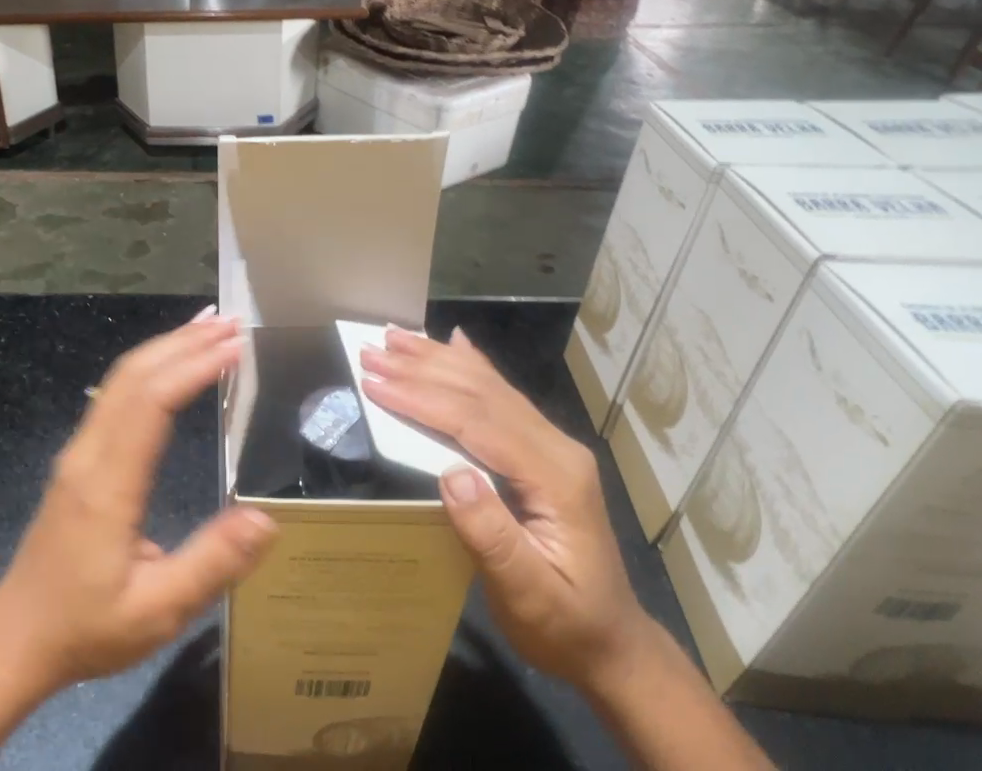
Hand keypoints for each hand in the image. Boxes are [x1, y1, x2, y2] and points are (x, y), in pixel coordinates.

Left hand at [0, 312, 278, 690]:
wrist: (18, 637)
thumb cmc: (88, 628)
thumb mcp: (158, 610)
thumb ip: (212, 564)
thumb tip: (268, 518)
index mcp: (107, 485)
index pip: (150, 403)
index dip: (193, 367)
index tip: (236, 347)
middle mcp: (88, 456)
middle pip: (133, 377)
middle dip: (183, 342)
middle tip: (233, 322)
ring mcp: (78, 455)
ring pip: (119, 382)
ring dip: (165, 349)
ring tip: (209, 328)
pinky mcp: (78, 462)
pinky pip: (114, 399)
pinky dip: (148, 370)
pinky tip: (170, 367)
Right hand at [359, 327, 657, 690]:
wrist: (612, 643)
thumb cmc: (564, 624)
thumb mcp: (527, 593)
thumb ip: (491, 535)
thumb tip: (449, 474)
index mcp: (554, 477)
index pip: (478, 422)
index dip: (423, 399)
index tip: (374, 383)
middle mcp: (557, 449)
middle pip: (482, 394)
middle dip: (422, 368)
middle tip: (370, 350)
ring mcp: (553, 448)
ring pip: (490, 388)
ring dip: (438, 361)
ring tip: (392, 337)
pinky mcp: (544, 454)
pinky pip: (502, 399)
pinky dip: (472, 367)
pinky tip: (455, 343)